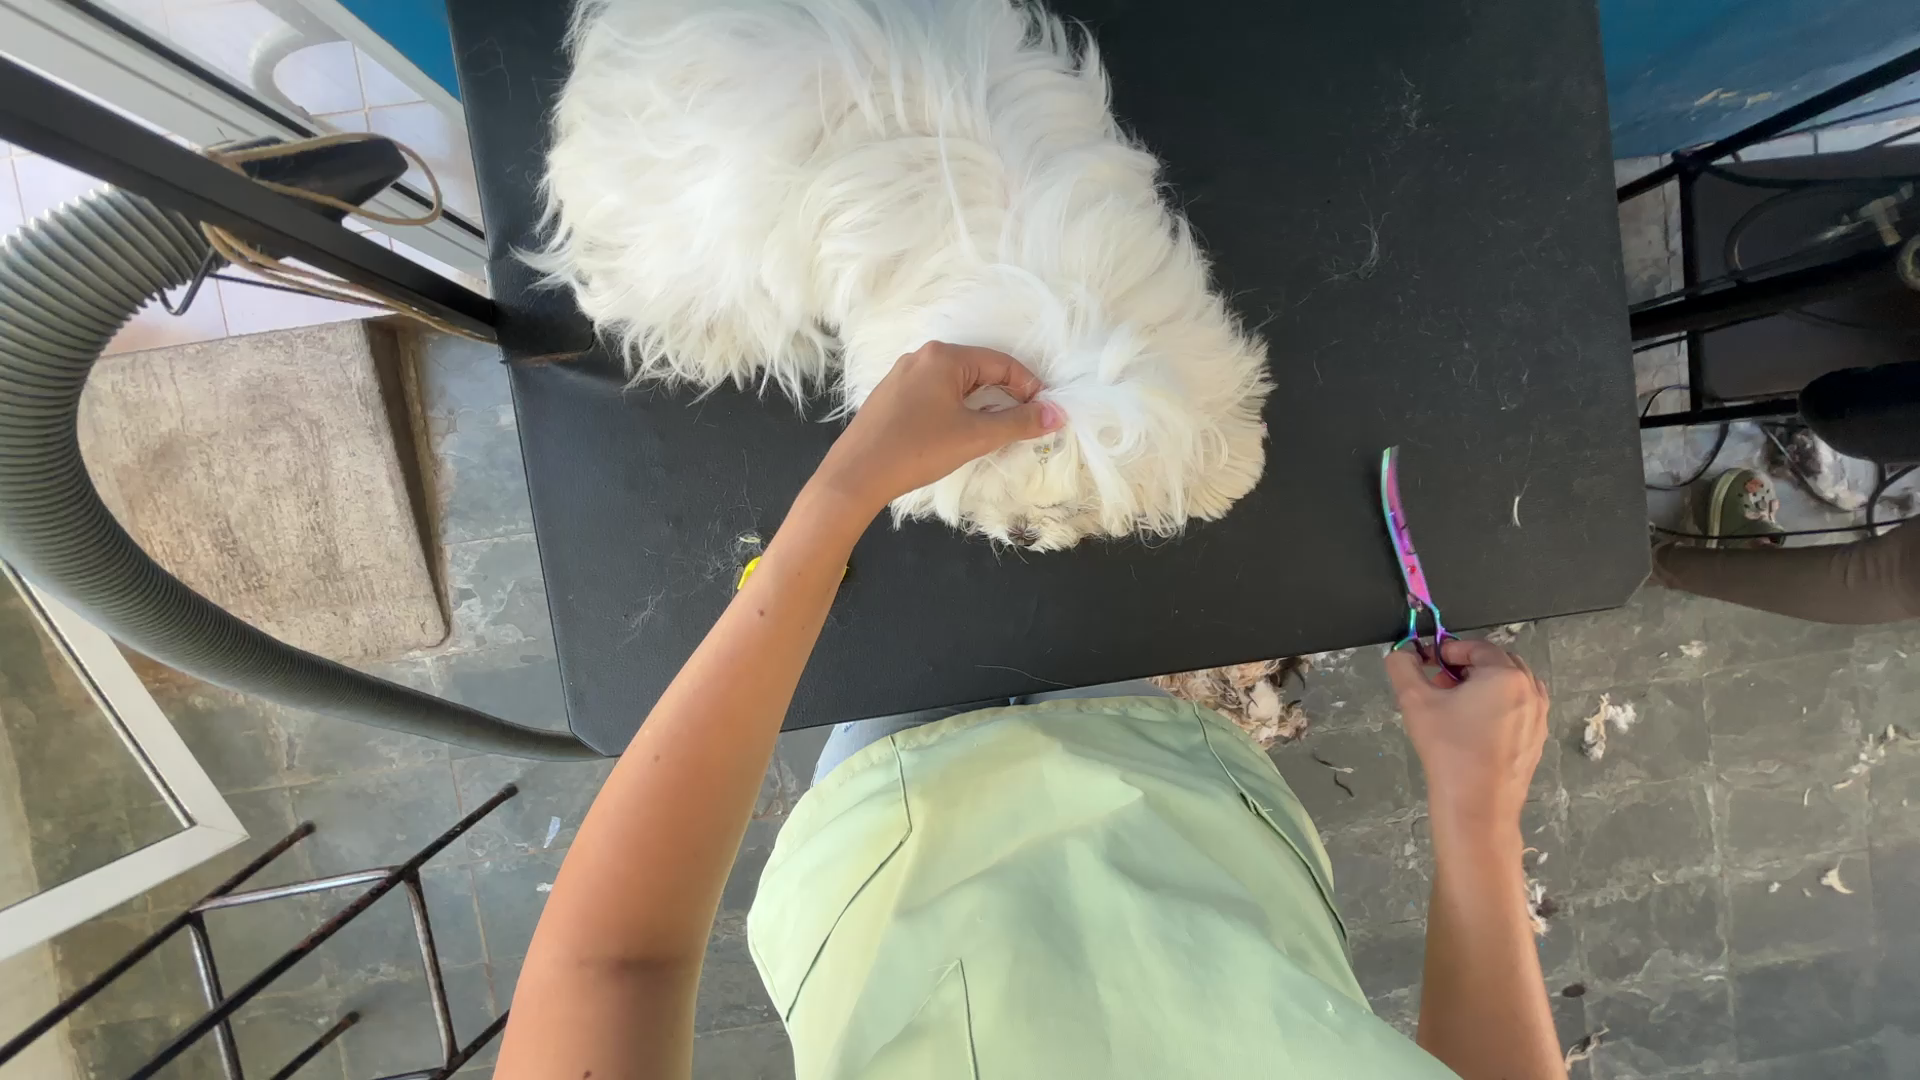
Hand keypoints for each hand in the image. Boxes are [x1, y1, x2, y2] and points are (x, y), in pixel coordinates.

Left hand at [811, 342, 1062, 512]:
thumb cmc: (918, 450)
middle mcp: (922, 357)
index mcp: (944, 357)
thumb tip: (1057, 414)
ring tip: (994, 431)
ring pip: (956, 384)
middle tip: (1023, 424)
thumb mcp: (975, 436)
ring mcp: (902, 376)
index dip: (1029, 387)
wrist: (856, 474)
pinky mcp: (891, 397)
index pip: (1001, 363)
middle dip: (1005, 395)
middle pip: (978, 370)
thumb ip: (1018, 423)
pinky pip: (934, 394)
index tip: (1044, 413)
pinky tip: (957, 432)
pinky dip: (956, 408)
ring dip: (981, 403)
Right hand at [1385, 640, 1547, 837]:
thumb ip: (1402, 666)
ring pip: (1509, 685)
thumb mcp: (1413, 700)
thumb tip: (1402, 652)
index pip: (1476, 646)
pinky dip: (1496, 706)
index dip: (1448, 650)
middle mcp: (1530, 690)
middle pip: (1497, 662)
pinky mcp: (1537, 738)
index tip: (1428, 664)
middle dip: (1466, 667)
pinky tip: (1471, 728)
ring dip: (1482, 685)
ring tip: (1455, 706)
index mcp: (1505, 675)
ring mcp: (1539, 716)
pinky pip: (1517, 708)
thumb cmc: (1447, 746)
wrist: (1477, 801)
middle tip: (1438, 684)